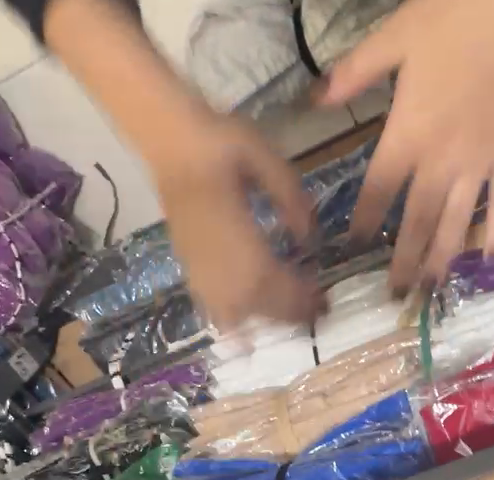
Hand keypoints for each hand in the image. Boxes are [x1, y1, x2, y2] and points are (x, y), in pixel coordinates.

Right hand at [147, 112, 324, 328]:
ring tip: (288, 315)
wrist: (168, 139)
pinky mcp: (190, 266)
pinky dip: (235, 320)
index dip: (304, 300)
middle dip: (291, 313)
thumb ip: (290, 199)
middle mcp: (220, 266)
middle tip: (314, 311)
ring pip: (239, 315)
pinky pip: (214, 308)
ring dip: (266, 318)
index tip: (324, 302)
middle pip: (262, 307)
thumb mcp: (265, 159)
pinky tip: (249, 326)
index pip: (279, 287)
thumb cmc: (218, 143)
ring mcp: (201, 270)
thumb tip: (310, 241)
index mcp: (241, 242)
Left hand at [320, 0, 493, 291]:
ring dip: (443, 257)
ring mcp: (480, 164)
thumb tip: (316, 99)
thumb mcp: (395, 37)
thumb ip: (356, 73)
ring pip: (457, 221)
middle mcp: (441, 161)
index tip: (353, 245)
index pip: (378, 187)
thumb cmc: (454, 17)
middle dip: (404, 259)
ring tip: (433, 287)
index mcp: (408, 132)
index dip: (365, 218)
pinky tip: (490, 258)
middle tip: (395, 293)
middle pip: (417, 220)